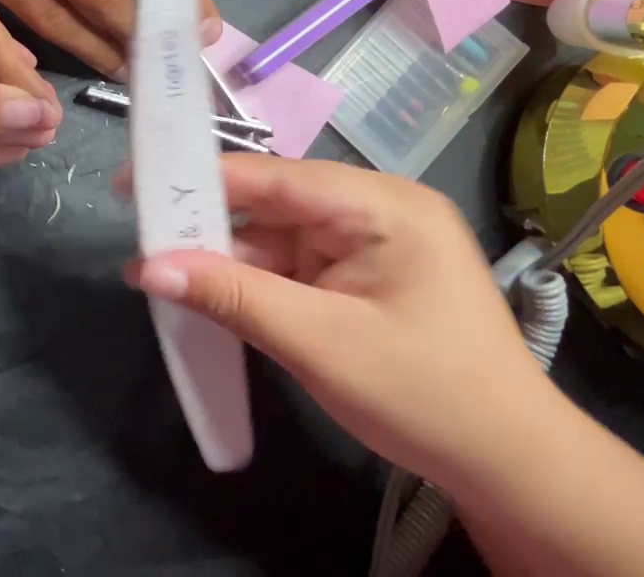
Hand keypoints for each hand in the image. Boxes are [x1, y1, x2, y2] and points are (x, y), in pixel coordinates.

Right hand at [124, 156, 562, 487]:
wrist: (511, 468)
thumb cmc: (425, 396)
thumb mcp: (319, 344)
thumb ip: (231, 297)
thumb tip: (146, 267)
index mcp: (382, 206)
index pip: (274, 175)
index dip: (200, 177)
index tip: (132, 182)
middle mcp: (374, 209)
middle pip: (271, 202)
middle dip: (209, 224)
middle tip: (142, 238)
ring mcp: (368, 242)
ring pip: (274, 235)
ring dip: (226, 259)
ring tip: (162, 271)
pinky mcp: (360, 274)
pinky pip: (291, 264)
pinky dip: (251, 280)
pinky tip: (208, 292)